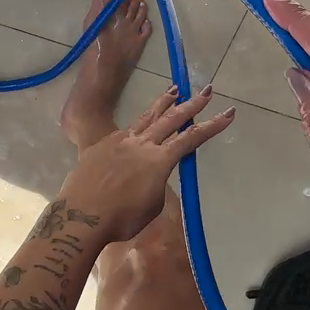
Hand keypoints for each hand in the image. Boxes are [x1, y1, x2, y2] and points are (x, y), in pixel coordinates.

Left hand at [58, 85, 235, 242]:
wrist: (81, 215)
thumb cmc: (122, 219)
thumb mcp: (152, 205)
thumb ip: (157, 184)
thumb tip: (152, 176)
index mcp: (159, 160)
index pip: (191, 139)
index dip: (212, 126)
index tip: (228, 113)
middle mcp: (142, 144)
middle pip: (171, 119)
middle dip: (191, 105)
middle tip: (206, 90)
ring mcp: (120, 141)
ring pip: (146, 117)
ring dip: (162, 103)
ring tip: (174, 90)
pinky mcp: (102, 145)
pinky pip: (125, 130)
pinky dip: (138, 124)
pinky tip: (139, 126)